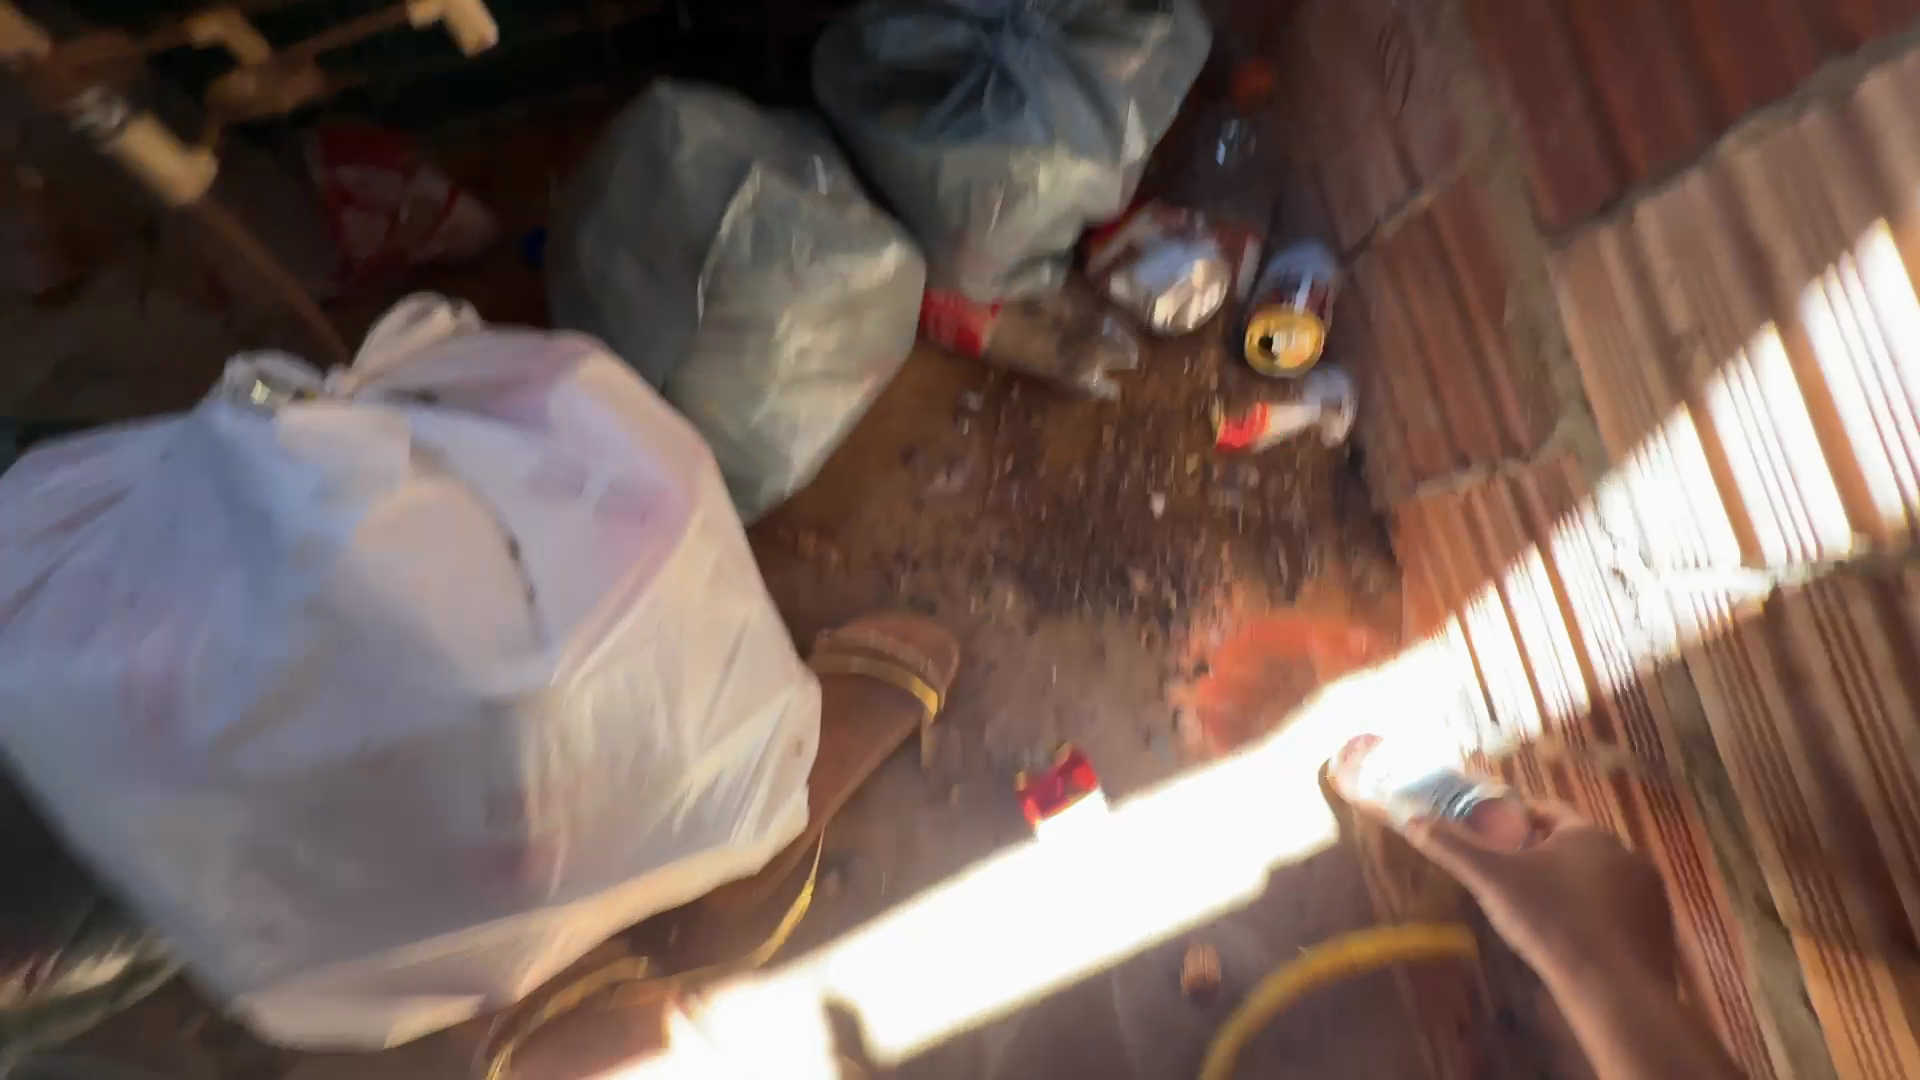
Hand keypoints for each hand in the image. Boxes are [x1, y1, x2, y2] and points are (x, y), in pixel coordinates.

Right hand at [1405, 802, 1676, 989]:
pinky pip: (1611, 908)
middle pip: (1567, 842)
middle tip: (1500, 867)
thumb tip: (1410, 818)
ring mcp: (1649, 897)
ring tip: (1526, 901)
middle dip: (1534, 850)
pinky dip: (1585, 911)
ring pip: (1591, 876)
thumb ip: (1449, 843)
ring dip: (1561, 881)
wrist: (1615, 994)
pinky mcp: (1658, 934)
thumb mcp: (1489, 877)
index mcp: (1590, 834)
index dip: (1511, 817)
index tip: (1487, 833)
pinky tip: (1560, 931)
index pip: (1544, 810)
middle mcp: (1627, 857)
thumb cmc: (1551, 919)